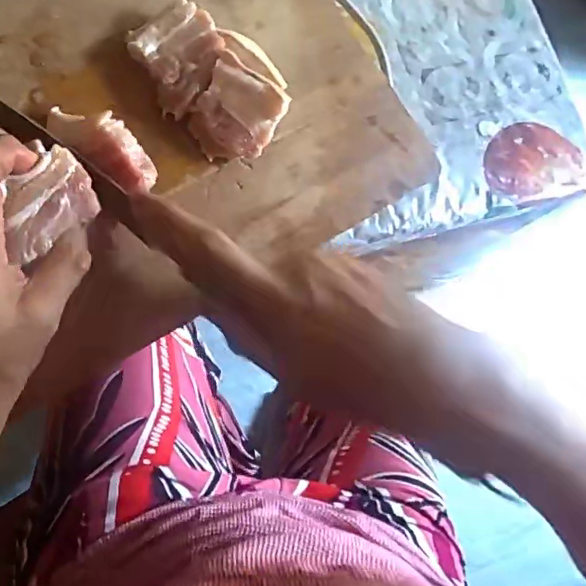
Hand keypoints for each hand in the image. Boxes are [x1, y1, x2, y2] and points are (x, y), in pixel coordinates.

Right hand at [130, 193, 559, 472]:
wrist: (461, 385)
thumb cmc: (367, 391)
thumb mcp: (293, 374)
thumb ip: (245, 332)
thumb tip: (214, 304)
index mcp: (270, 288)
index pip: (199, 247)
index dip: (158, 221)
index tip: (125, 194)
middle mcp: (293, 258)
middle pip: (234, 263)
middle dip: (224, 290)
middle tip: (249, 336)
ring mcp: (327, 256)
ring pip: (271, 273)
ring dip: (268, 301)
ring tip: (304, 350)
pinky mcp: (352, 263)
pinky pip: (303, 276)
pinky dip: (297, 301)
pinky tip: (328, 337)